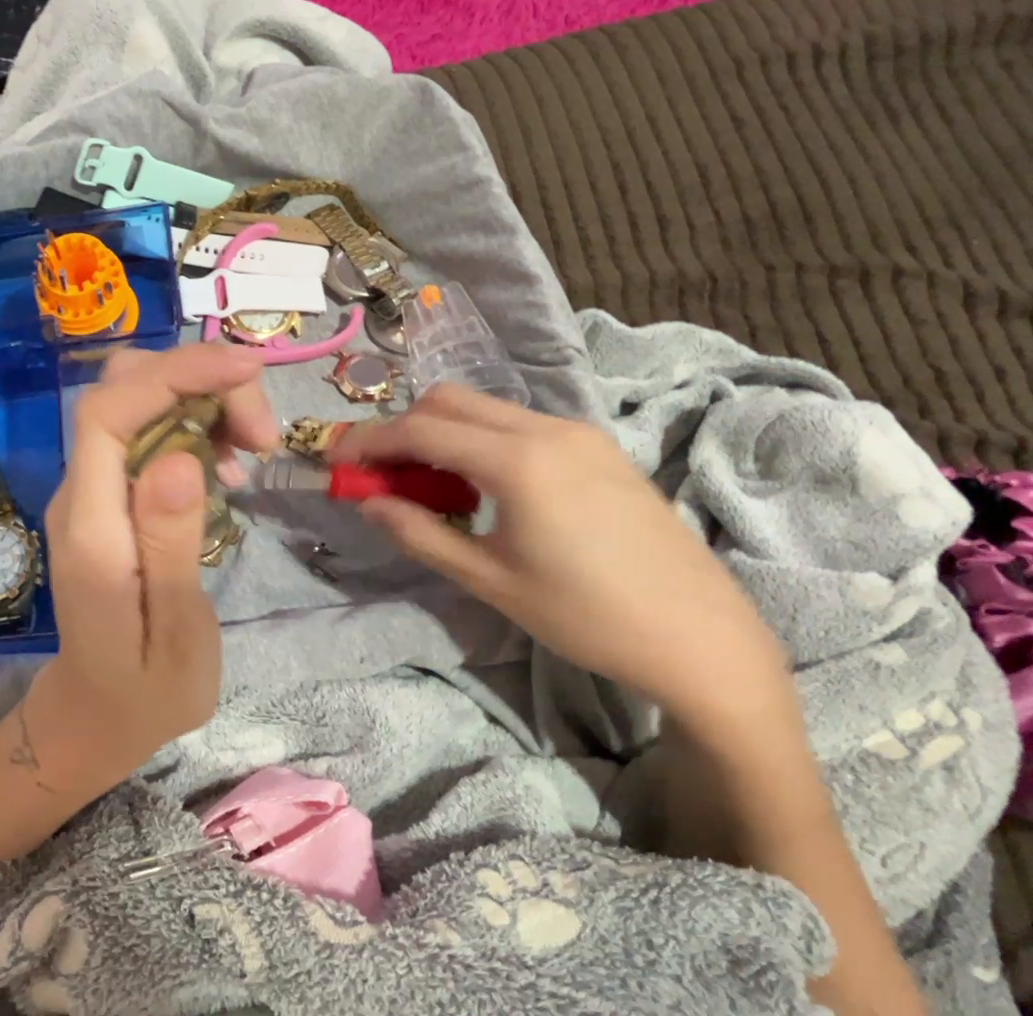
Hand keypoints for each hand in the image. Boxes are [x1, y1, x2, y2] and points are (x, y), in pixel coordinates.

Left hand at [34, 343, 277, 771]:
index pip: (107, 415)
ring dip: (201, 401)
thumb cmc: (146, 687)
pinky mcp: (110, 498)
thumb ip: (169, 545)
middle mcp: (80, 496)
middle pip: (120, 391)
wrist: (100, 710)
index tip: (248, 370)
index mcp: (91, 528)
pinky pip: (147, 435)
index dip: (174, 373)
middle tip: (262, 434)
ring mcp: (91, 493)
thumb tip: (180, 458)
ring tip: (255, 451)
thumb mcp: (175, 632)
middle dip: (196, 381)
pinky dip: (194, 428)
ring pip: (137, 403)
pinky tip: (229, 468)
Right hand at [330, 384, 790, 721]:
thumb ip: (419, 533)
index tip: (337, 461)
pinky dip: (479, 442)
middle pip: (449, 400)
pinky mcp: (597, 448)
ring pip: (485, 409)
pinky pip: (518, 425)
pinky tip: (481, 491)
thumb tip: (367, 503)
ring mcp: (578, 434)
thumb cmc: (584, 615)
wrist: (698, 634)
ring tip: (428, 489)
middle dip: (403, 428)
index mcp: (517, 462)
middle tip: (382, 476)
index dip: (369, 441)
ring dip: (441, 434)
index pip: (421, 429)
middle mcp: (547, 430)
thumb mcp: (488, 579)